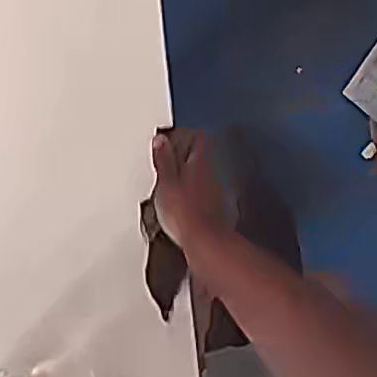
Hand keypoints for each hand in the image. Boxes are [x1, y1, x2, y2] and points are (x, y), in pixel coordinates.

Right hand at [151, 129, 228, 250]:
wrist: (203, 241)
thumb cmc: (185, 211)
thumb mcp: (165, 181)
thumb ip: (164, 158)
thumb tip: (160, 140)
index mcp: (200, 158)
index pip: (196, 136)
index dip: (182, 136)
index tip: (166, 140)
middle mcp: (212, 169)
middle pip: (200, 153)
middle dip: (184, 154)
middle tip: (167, 158)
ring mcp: (215, 187)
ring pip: (201, 172)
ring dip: (188, 174)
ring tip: (170, 182)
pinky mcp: (215, 206)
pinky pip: (202, 191)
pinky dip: (191, 192)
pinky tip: (181, 202)